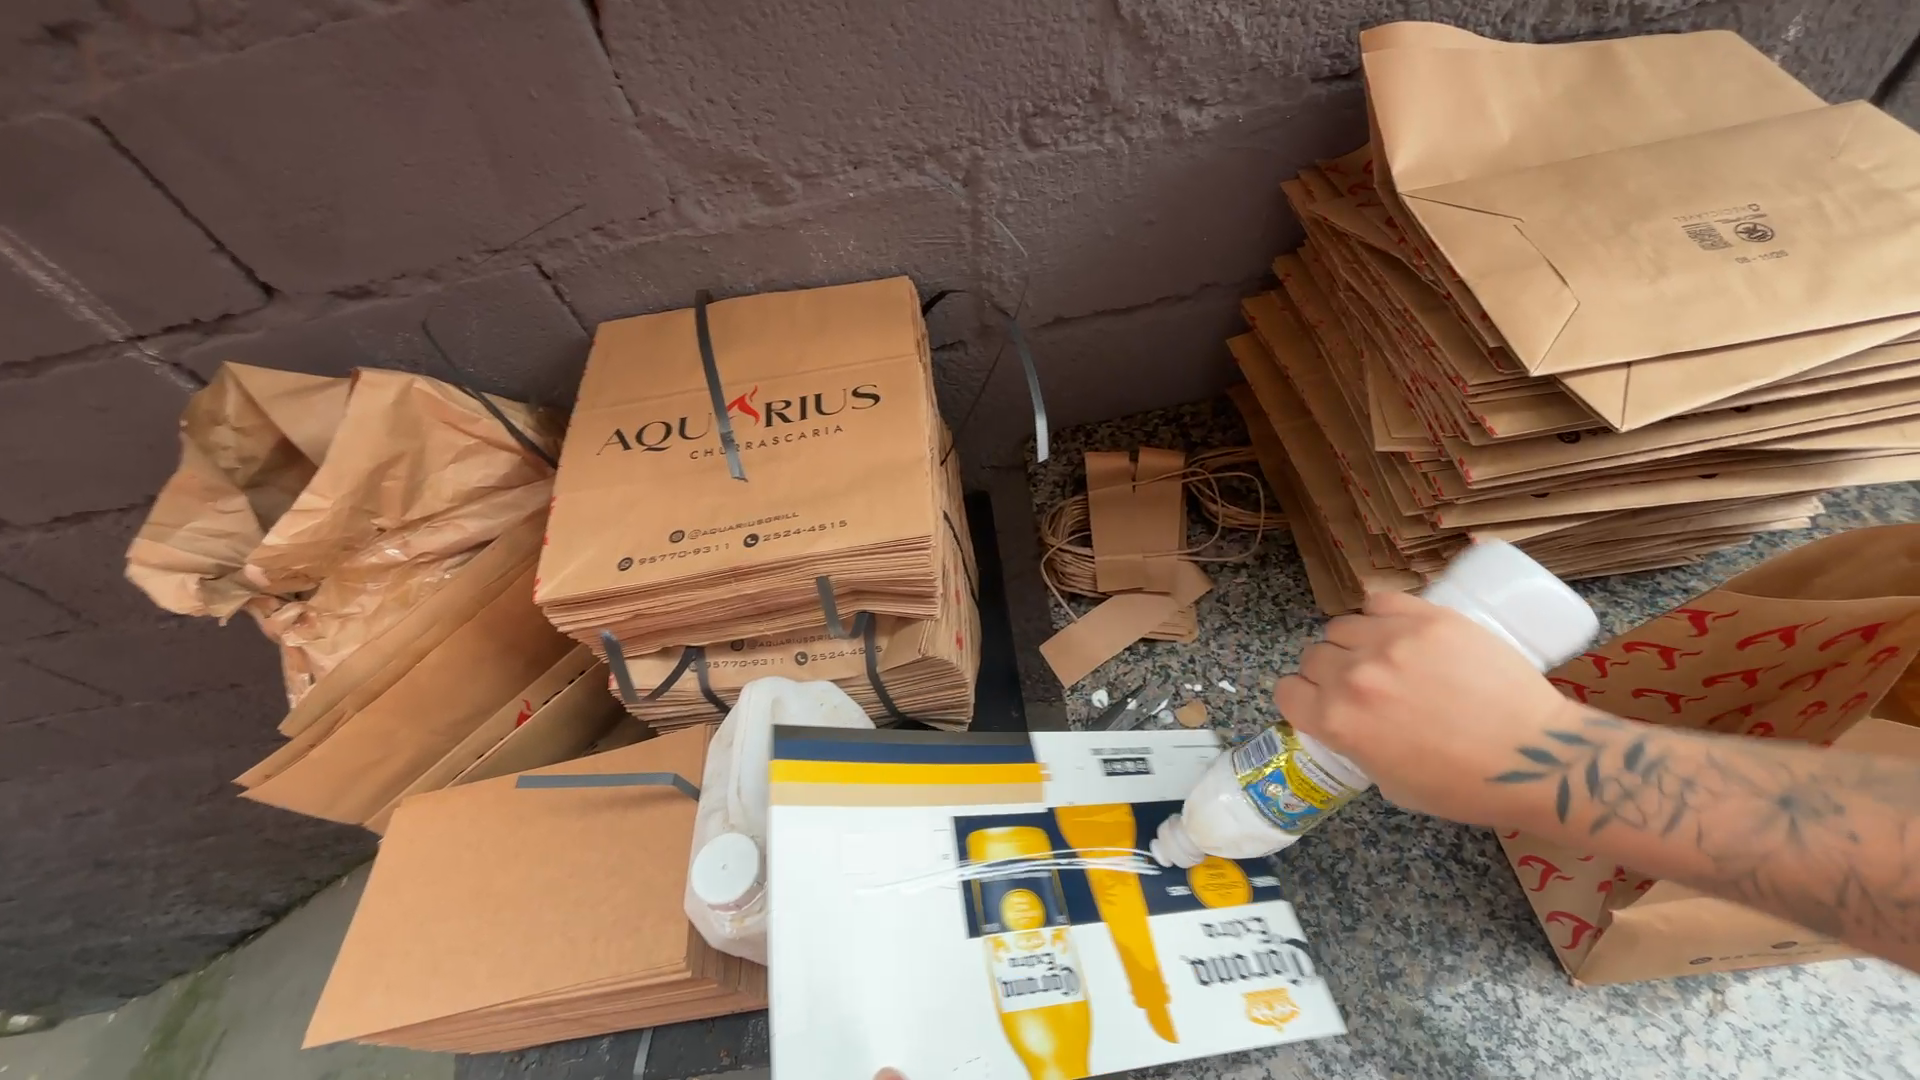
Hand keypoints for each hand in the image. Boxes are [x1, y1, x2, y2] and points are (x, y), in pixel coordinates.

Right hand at [1274, 588, 1580, 824]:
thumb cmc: (1465, 785)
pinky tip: (1399, 632)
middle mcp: (1352, 677)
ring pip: (1341, 627)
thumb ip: (1353, 744)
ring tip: (1384, 656)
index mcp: (1336, 721)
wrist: (1540, 761)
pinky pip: (1380, 602)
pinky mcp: (1428, 619)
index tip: (1321, 702)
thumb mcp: (1387, 781)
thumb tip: (1343, 719)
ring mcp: (1390, 642)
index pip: (1287, 691)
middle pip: (1313, 656)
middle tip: (1361, 684)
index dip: (1302, 699)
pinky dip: (1381, 616)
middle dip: (1329, 672)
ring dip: (1353, 642)